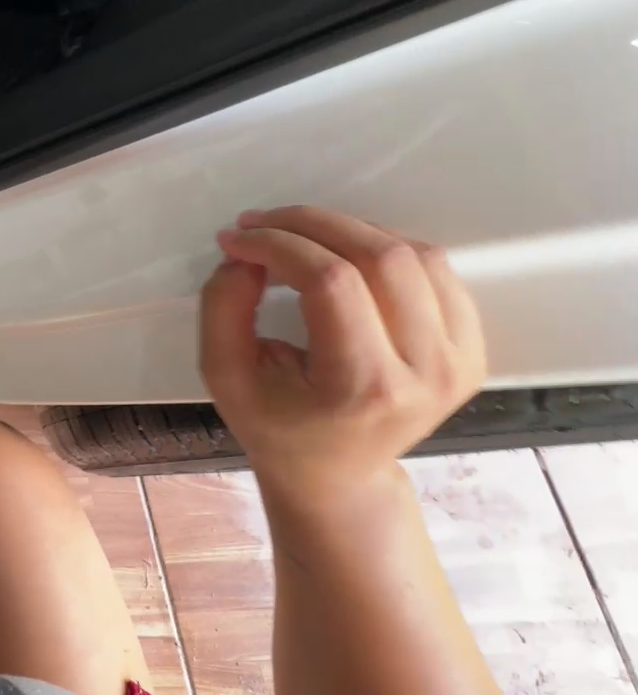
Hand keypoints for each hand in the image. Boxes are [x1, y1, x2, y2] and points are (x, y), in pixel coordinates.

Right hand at [200, 206, 486, 504]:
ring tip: (296, 234)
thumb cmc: (271, 424)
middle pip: (382, 258)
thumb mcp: (222, 372)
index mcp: (362, 384)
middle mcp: (427, 369)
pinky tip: (339, 252)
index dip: (277, 245)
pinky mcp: (471, 348)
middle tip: (260, 223)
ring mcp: (460, 359)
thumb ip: (224, 307)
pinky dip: (382, 245)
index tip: (235, 239)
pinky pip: (438, 271)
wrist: (335, 471)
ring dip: (347, 229)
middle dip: (310, 224)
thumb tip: (246, 254)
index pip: (332, 282)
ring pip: (416, 255)